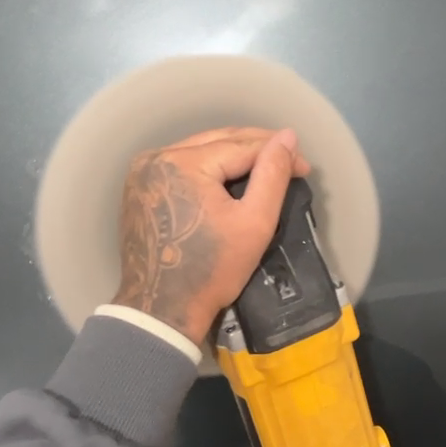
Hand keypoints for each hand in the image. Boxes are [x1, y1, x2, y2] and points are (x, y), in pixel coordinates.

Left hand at [111, 127, 311, 344]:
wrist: (162, 310)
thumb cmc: (212, 269)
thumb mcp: (254, 222)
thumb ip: (273, 175)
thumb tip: (288, 136)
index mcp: (182, 162)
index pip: (242, 146)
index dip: (278, 153)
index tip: (305, 168)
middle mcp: (157, 157)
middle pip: (220, 141)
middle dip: (258, 148)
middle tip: (291, 162)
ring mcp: (144, 172)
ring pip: (201, 151)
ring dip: (235, 156)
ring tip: (266, 168)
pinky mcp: (140, 188)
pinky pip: (183, 166)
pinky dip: (210, 168)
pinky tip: (232, 179)